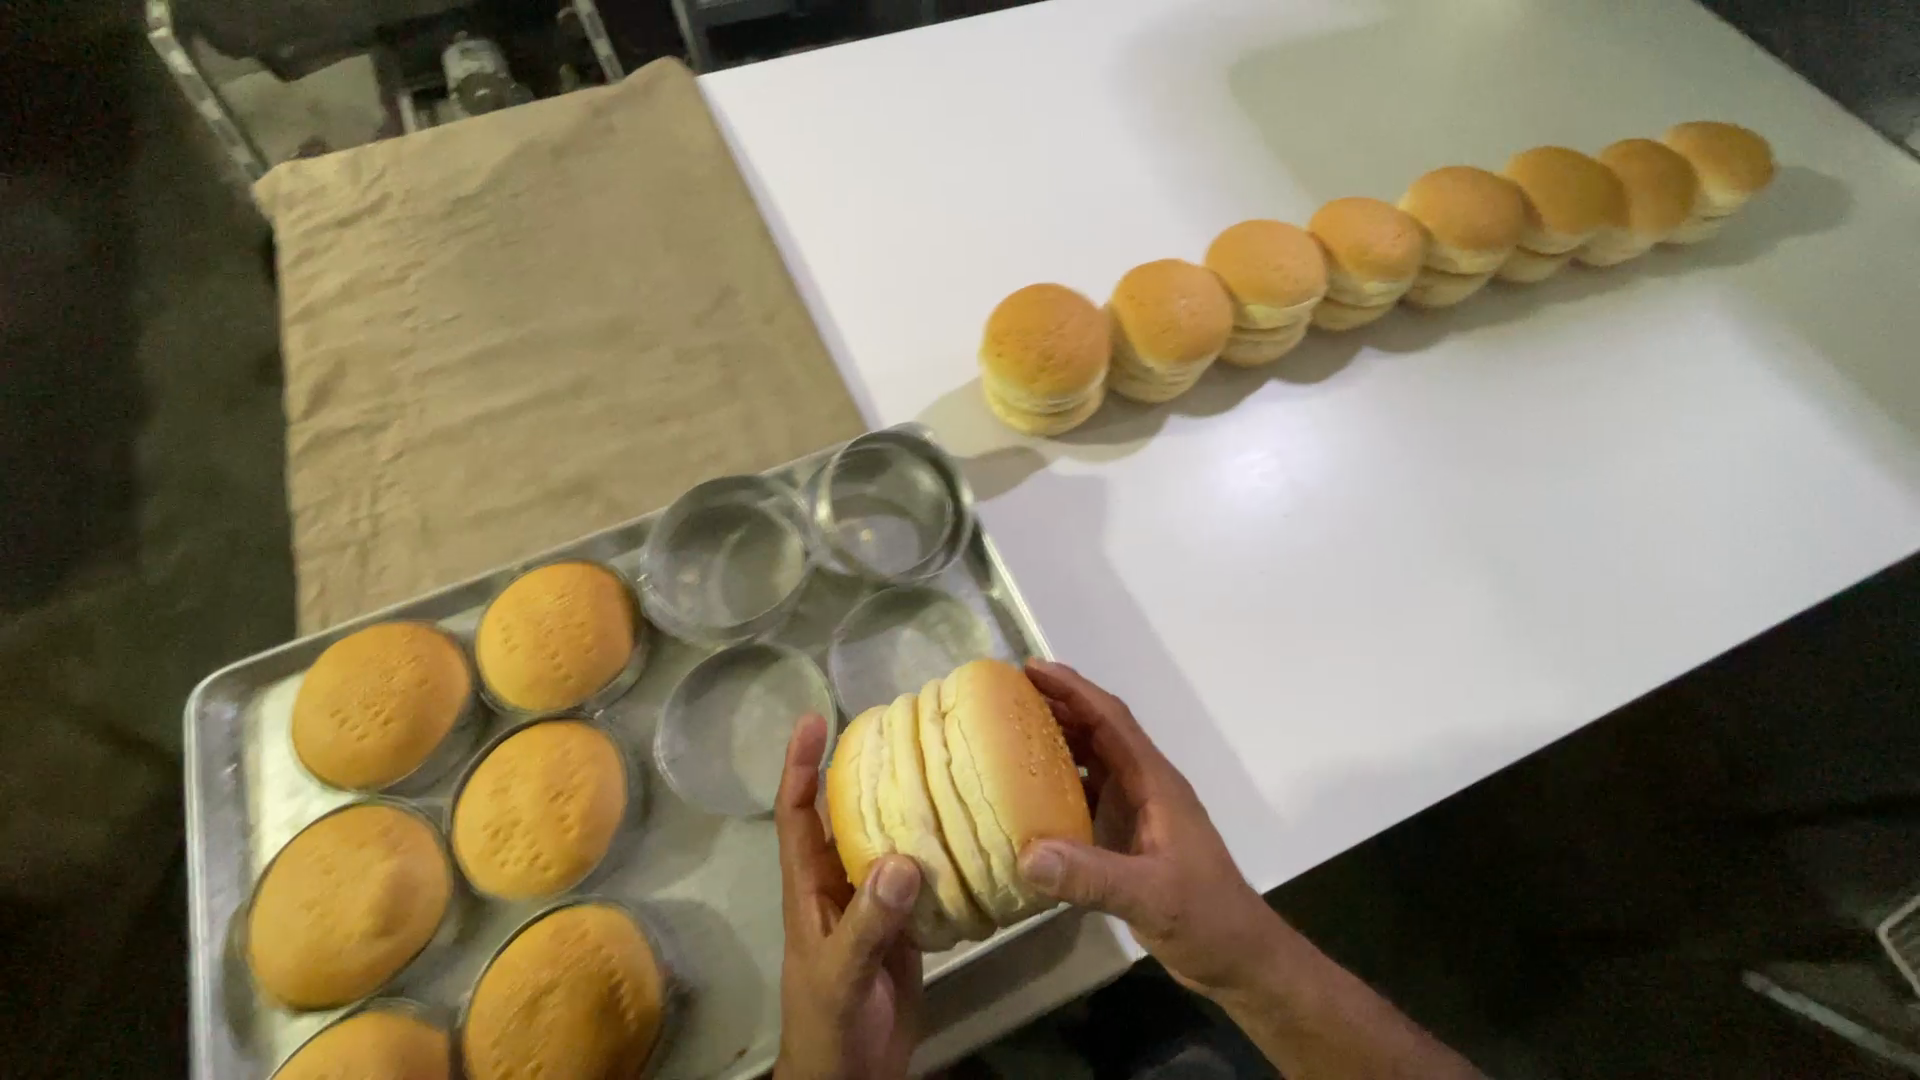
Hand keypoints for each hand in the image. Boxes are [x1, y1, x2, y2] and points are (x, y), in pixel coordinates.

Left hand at [773, 714, 924, 1079]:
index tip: (813, 720)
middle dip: (862, 771)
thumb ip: (867, 922)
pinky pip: (921, 876)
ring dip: (906, 806)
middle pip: (846, 814)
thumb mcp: (841, 975)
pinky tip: (967, 829)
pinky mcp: (906, 924)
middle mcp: (840, 883)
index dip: (798, 766)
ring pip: (887, 840)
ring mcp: (874, 903)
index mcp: (810, 887)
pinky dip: (939, 851)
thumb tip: (901, 859)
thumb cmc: (828, 1028)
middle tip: (896, 731)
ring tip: (937, 767)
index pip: (796, 814)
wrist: (854, 1079)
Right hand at [1019, 660, 1283, 998]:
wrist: (1238, 957)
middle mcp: (1143, 785)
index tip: (1032, 669)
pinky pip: (1087, 794)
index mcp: (1154, 781)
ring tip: (1009, 733)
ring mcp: (1136, 810)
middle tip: (1006, 695)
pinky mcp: (1127, 835)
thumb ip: (1092, 876)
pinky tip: (1028, 796)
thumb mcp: (1149, 895)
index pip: (1111, 719)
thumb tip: (1026, 853)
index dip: (1073, 689)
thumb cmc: (1205, 916)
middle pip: (1098, 730)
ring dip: (1056, 741)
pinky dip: (1058, 784)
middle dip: (1058, 705)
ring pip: (1092, 759)